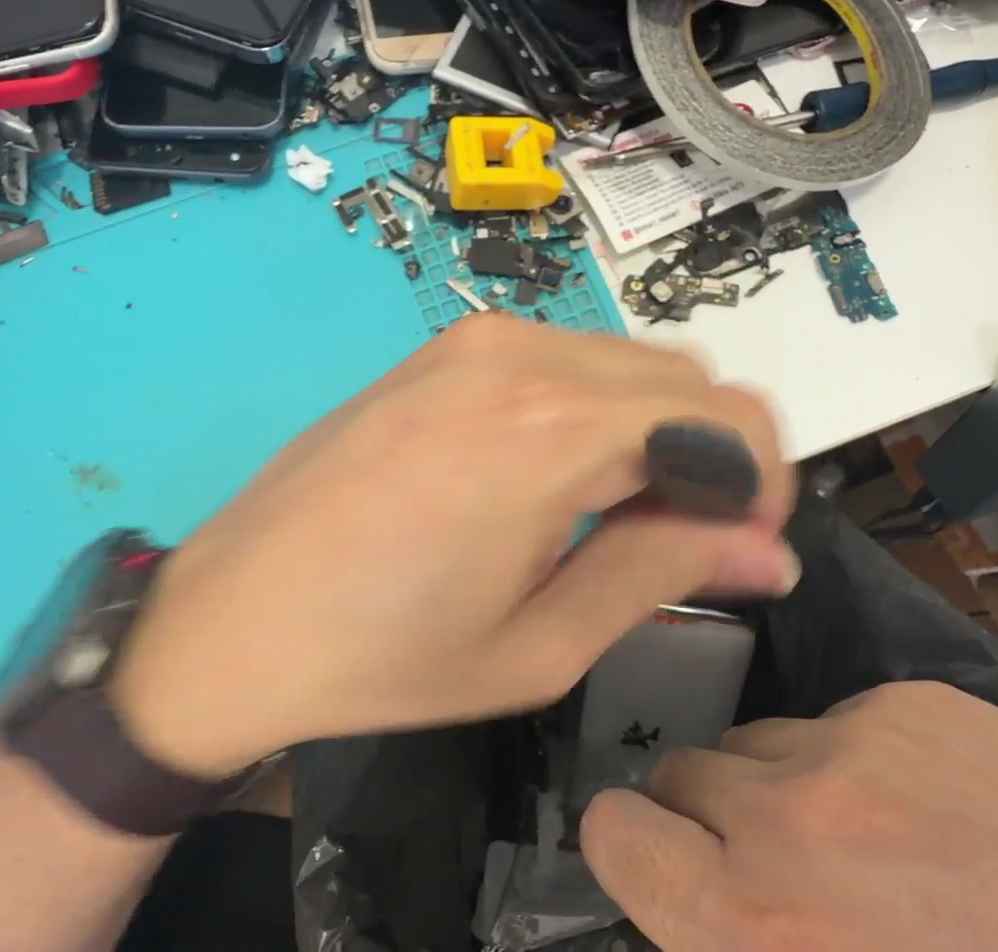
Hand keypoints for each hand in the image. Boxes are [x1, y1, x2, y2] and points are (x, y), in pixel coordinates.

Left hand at [111, 315, 796, 776]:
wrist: (230, 620)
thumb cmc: (384, 657)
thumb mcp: (539, 642)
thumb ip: (662, 571)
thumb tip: (767, 549)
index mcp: (551, 429)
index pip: (725, 416)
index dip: (762, 483)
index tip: (745, 549)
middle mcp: (518, 356)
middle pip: (683, 378)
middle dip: (714, 456)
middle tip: (686, 545)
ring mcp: (470, 341)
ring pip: (625, 363)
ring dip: (655, 431)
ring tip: (615, 520)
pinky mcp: (438, 351)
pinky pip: (562, 360)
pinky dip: (594, 409)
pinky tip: (554, 479)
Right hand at [580, 682, 997, 950]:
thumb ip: (740, 945)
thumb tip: (699, 905)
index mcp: (754, 919)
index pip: (613, 828)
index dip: (633, 845)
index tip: (671, 864)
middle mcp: (787, 813)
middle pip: (679, 771)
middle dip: (711, 818)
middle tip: (784, 869)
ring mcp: (857, 740)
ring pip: (757, 741)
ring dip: (783, 786)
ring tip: (875, 844)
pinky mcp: (919, 701)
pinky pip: (841, 722)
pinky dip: (861, 762)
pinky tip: (940, 814)